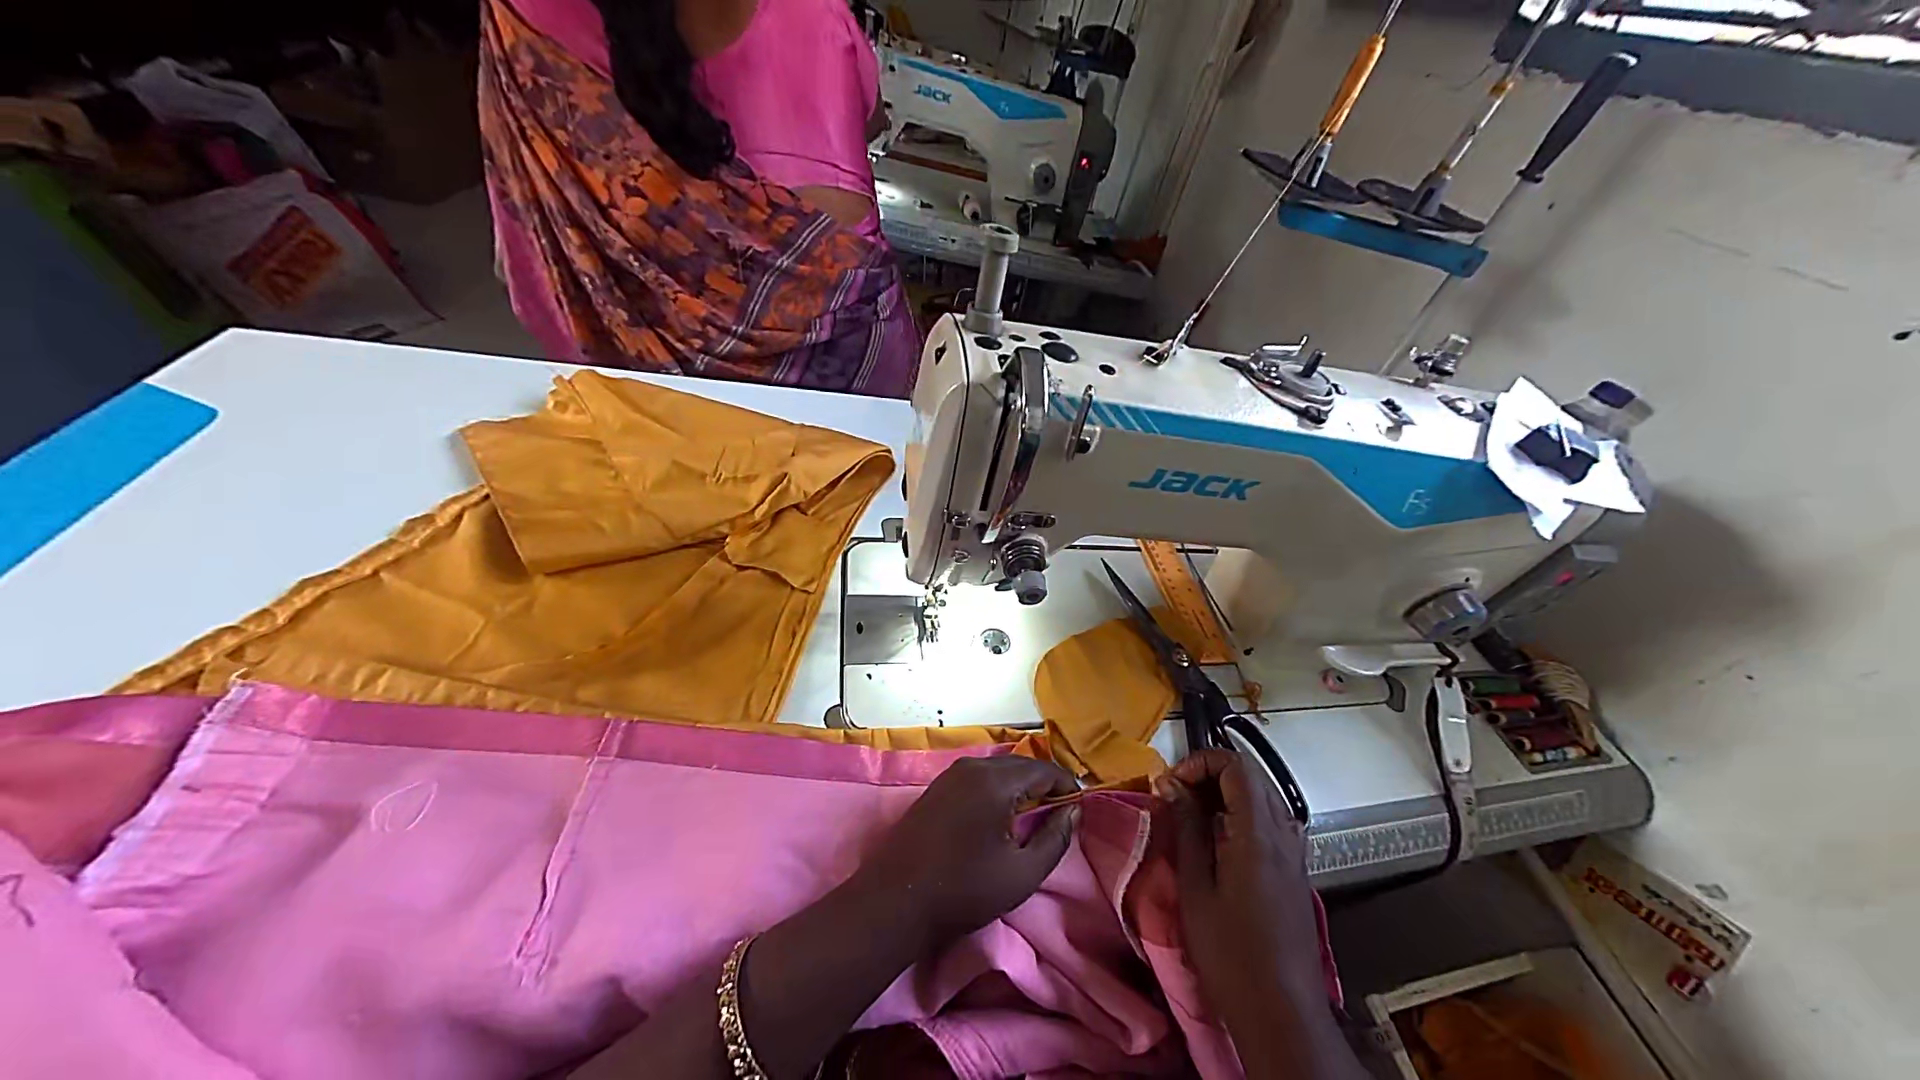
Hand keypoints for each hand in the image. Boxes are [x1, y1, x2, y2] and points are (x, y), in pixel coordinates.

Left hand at [854, 756, 1078, 952]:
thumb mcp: (1022, 873)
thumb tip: (1073, 811)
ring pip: (997, 770)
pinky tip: (1001, 817)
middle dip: (1044, 784)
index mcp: (995, 781)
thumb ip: (1054, 838)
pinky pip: (977, 778)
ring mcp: (950, 776)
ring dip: (1019, 786)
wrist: (895, 901)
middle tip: (1060, 813)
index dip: (1066, 786)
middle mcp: (972, 767)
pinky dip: (997, 790)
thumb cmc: (964, 890)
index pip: (1043, 769)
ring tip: (1034, 816)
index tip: (1080, 807)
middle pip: (1020, 765)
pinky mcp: (936, 788)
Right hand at [1157, 749, 1328, 1018]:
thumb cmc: (1230, 952)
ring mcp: (1295, 852)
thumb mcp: (1195, 887)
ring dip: (1223, 794)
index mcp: (1259, 833)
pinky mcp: (1295, 871)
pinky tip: (1215, 841)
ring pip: (1260, 797)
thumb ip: (1185, 827)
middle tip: (1174, 797)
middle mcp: (1285, 834)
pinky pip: (1268, 822)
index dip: (1198, 762)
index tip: (1170, 784)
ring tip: (1189, 816)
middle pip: (1250, 776)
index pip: (1235, 765)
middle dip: (1208, 775)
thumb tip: (1170, 785)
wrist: (1281, 1012)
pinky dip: (1239, 815)